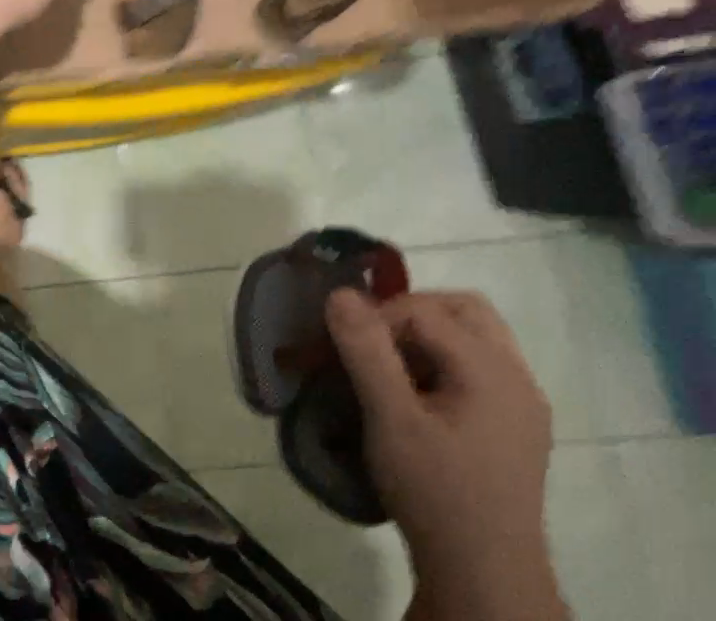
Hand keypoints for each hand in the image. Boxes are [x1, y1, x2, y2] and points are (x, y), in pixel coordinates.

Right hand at [326, 290, 566, 620]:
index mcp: (493, 372)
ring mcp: (519, 403)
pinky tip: (411, 395)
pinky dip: (438, 361)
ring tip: (383, 366)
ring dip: (424, 336)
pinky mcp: (510, 425)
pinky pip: (475, 367)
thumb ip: (366, 351)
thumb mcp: (390, 418)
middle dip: (408, 311)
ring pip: (472, 336)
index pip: (427, 311)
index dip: (377, 318)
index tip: (341, 349)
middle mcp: (517, 378)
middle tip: (366, 340)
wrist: (482, 566)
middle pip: (464, 310)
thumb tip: (340, 293)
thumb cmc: (434, 488)